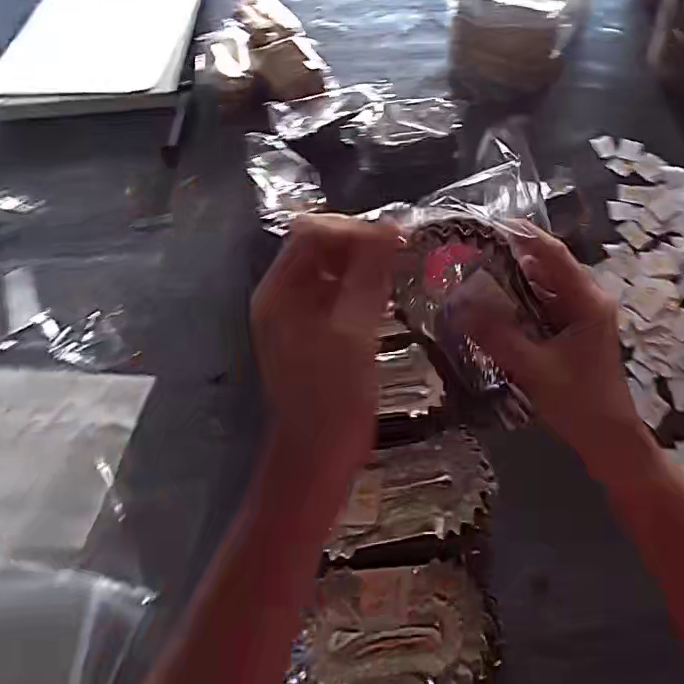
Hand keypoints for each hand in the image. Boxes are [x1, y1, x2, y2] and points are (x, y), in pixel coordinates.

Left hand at [251, 214, 402, 473]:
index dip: (354, 228)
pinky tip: (390, 292)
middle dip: (361, 241)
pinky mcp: (315, 329)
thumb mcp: (354, 330)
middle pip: (321, 244)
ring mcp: (298, 312)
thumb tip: (389, 227)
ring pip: (333, 265)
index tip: (394, 239)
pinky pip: (339, 289)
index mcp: (281, 291)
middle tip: (402, 252)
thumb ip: (369, 274)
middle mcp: (283, 294)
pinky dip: (364, 282)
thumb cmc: (334, 395)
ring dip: (365, 260)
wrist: (318, 456)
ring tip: (401, 268)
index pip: (313, 231)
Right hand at [449, 221, 656, 478]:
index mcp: (587, 300)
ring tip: (478, 268)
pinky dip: (523, 298)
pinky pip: (547, 301)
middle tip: (474, 247)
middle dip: (513, 254)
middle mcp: (589, 298)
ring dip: (516, 276)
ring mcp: (584, 312)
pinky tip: (497, 301)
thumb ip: (497, 336)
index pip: (554, 254)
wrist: (609, 438)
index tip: (490, 223)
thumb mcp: (534, 369)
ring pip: (546, 283)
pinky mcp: (576, 327)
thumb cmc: (579, 403)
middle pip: (549, 264)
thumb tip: (458, 307)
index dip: (523, 235)